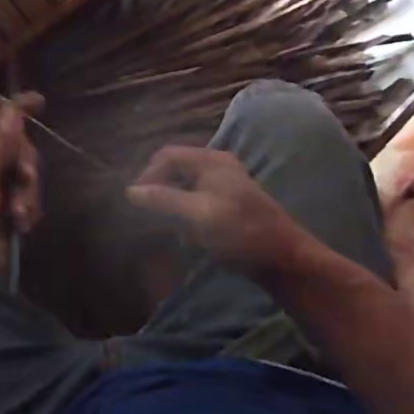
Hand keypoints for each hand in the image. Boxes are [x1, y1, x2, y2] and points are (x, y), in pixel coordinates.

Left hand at [0, 93, 42, 273]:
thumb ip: (0, 144)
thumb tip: (12, 111)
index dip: (16, 109)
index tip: (40, 101)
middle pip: (17, 149)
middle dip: (25, 166)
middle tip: (25, 180)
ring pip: (25, 176)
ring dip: (26, 196)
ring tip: (19, 216)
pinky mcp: (4, 211)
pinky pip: (27, 199)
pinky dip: (27, 211)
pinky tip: (20, 226)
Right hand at [126, 146, 302, 270]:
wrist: (283, 258)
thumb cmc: (240, 232)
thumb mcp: (197, 215)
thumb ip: (163, 200)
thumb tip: (130, 191)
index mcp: (211, 161)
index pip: (167, 156)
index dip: (147, 175)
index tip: (135, 202)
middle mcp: (218, 166)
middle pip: (176, 168)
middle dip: (158, 188)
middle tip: (146, 214)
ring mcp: (226, 183)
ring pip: (186, 184)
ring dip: (171, 202)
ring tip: (164, 224)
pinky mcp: (230, 203)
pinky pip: (198, 198)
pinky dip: (185, 211)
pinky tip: (186, 231)